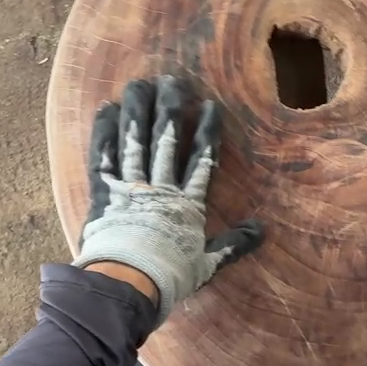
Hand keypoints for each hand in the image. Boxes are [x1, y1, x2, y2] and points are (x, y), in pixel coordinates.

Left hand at [77, 76, 263, 320]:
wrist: (127, 284)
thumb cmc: (169, 276)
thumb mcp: (207, 264)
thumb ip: (233, 244)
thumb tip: (262, 230)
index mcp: (187, 203)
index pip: (201, 160)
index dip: (207, 132)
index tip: (209, 106)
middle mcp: (160, 187)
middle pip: (166, 140)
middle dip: (169, 109)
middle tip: (171, 80)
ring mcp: (130, 187)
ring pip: (135, 141)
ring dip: (137, 111)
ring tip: (139, 84)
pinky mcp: (103, 193)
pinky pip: (104, 157)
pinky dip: (104, 133)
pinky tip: (107, 110)